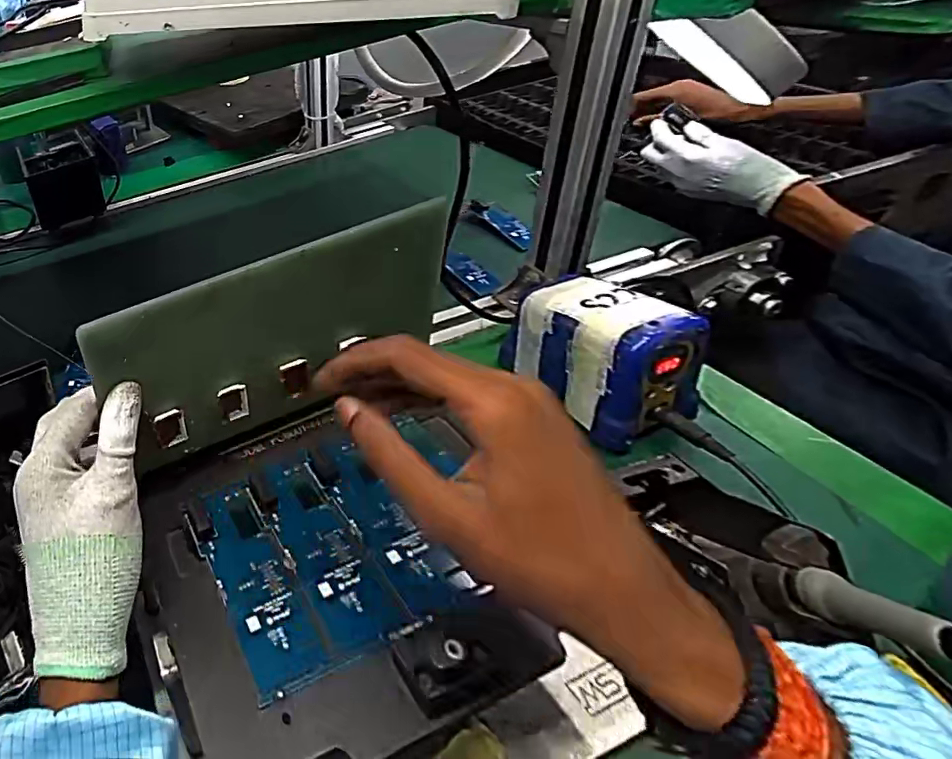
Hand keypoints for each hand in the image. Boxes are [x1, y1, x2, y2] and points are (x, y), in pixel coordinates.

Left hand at [15, 382, 142, 684]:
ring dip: (97, 434)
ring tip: (128, 430)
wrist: (81, 628)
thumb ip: (119, 437)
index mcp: (41, 466)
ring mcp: (43, 498)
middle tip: (130, 403)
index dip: (105, 393)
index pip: (74, 408)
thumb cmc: (90, 569)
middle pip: (65, 423)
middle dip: (97, 409)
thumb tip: (125, 395)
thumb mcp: (114, 490)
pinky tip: (118, 465)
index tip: (133, 387)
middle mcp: (35, 478)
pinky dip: (96, 458)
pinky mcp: (56, 515)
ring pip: (70, 447)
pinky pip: (75, 470)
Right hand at [314, 337, 744, 729]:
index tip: (323, 380)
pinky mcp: (536, 417)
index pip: (406, 355)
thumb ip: (389, 456)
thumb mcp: (447, 515)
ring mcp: (530, 399)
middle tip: (333, 391)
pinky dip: (430, 397)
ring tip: (358, 402)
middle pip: (426, 358)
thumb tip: (348, 411)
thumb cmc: (540, 562)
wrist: (628, 596)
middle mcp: (513, 387)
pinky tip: (405, 414)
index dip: (356, 361)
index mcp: (493, 402)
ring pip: (447, 373)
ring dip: (399, 383)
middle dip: (373, 370)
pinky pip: (469, 391)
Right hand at [632, 80, 766, 124]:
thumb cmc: (726, 110)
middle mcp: (680, 86)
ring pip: (659, 100)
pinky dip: (662, 112)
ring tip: (642, 123)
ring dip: (650, 111)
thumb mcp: (687, 119)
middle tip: (629, 121)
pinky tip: (660, 122)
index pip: (642, 95)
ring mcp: (688, 90)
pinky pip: (670, 103)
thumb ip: (660, 119)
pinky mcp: (695, 96)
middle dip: (638, 109)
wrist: (751, 106)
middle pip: (649, 97)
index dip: (630, 106)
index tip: (622, 114)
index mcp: (676, 89)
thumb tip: (641, 121)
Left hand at [639, 118, 806, 214]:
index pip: (659, 139)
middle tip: (671, 134)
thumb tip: (686, 126)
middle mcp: (676, 172)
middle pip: (648, 154)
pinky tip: (688, 161)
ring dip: (663, 155)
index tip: (661, 121)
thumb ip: (700, 134)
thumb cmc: (750, 165)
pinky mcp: (685, 191)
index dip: (658, 127)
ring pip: (657, 166)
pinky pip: (668, 176)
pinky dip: (672, 166)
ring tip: (682, 147)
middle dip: (655, 142)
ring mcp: (679, 184)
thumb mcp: (726, 143)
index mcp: (686, 157)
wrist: (763, 190)